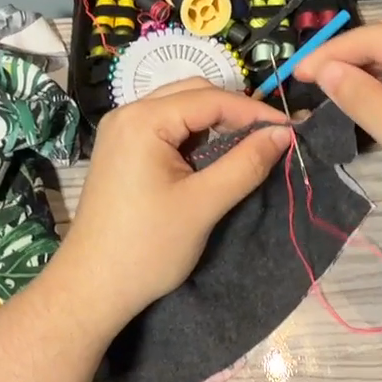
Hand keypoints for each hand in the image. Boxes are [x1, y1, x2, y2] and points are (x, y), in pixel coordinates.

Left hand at [55, 79, 291, 324]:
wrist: (91, 288)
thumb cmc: (146, 247)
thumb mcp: (203, 204)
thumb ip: (245, 164)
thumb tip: (283, 134)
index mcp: (143, 120)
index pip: (210, 98)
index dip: (253, 112)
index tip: (290, 130)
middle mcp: (128, 114)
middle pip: (193, 94)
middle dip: (234, 111)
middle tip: (270, 137)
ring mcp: (121, 131)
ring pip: (179, 108)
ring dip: (214, 122)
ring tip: (248, 146)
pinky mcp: (121, 150)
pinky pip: (165, 127)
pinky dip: (193, 136)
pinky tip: (214, 156)